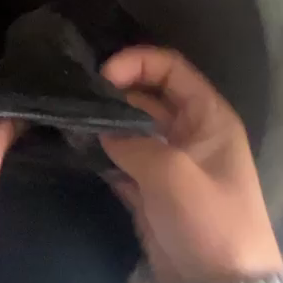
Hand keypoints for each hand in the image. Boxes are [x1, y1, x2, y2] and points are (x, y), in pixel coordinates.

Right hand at [99, 46, 282, 280]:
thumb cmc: (209, 221)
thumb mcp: (171, 174)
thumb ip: (131, 142)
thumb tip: (100, 129)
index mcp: (207, 117)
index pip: (170, 68)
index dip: (137, 62)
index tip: (104, 75)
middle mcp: (189, 132)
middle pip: (147, 94)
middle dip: (115, 92)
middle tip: (81, 98)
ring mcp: (170, 161)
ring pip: (131, 126)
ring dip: (105, 123)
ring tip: (74, 120)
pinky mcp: (153, 190)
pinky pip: (123, 158)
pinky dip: (104, 153)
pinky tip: (80, 150)